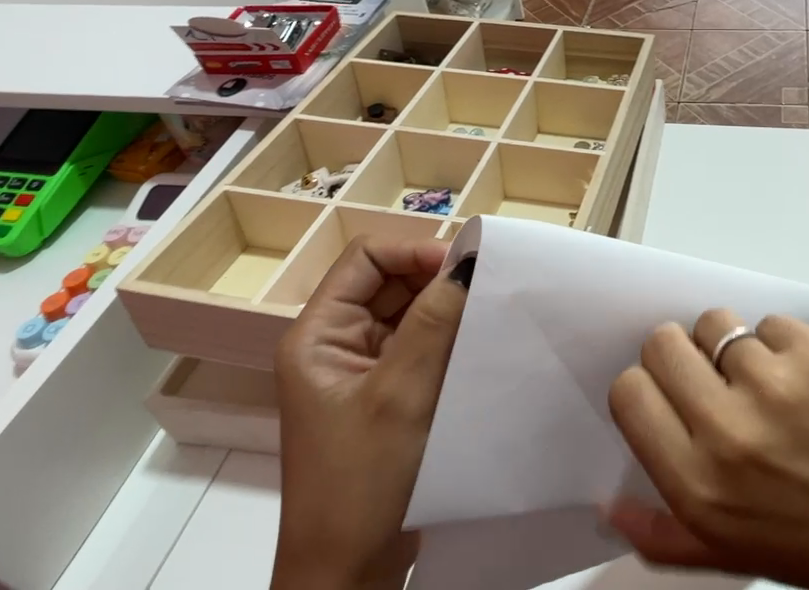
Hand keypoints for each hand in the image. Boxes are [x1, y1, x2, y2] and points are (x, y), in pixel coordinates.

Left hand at [271, 233, 472, 589]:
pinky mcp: (385, 398)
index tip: (465, 268)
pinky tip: (481, 346)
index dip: (413, 252)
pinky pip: (418, 349)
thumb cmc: (364, 482)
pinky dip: (447, 342)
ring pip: (408, 316)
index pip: (366, 260)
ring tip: (490, 315)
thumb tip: (468, 261)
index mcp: (318, 335)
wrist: (349, 576)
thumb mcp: (401, 394)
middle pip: (389, 284)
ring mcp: (361, 373)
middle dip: (435, 282)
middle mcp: (336, 345)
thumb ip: (434, 321)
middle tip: (487, 289)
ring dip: (445, 313)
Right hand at [607, 309, 808, 589]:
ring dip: (736, 349)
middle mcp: (727, 432)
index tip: (672, 397)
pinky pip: (770, 322)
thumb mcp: (735, 554)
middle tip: (715, 381)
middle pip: (663, 342)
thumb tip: (608, 504)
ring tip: (771, 386)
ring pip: (718, 324)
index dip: (648, 388)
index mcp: (698, 487)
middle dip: (682, 356)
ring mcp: (774, 385)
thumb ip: (664, 531)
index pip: (628, 392)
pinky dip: (782, 344)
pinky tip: (806, 380)